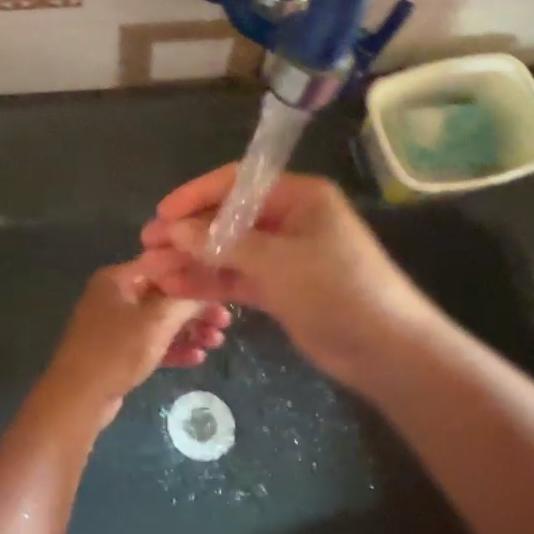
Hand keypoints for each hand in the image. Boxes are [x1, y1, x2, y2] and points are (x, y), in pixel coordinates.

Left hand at [41, 263, 230, 422]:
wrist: (78, 398)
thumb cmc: (116, 351)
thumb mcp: (156, 321)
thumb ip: (185, 300)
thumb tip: (209, 287)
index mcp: (118, 279)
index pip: (163, 266)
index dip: (194, 275)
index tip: (223, 286)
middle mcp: (115, 296)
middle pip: (164, 295)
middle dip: (196, 308)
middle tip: (226, 321)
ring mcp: (115, 325)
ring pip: (160, 321)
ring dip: (189, 330)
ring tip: (217, 342)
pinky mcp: (118, 352)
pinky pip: (151, 343)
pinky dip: (174, 348)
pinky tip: (198, 357)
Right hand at [134, 165, 446, 390]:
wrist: (386, 349)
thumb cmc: (338, 289)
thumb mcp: (278, 261)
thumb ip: (223, 244)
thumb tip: (174, 229)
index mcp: (298, 197)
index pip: (236, 184)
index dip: (195, 196)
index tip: (162, 214)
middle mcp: (289, 220)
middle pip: (227, 219)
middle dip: (188, 232)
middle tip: (148, 246)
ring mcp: (283, 256)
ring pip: (228, 251)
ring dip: (192, 259)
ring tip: (153, 271)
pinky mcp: (280, 289)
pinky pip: (236, 278)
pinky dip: (209, 282)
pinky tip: (176, 287)